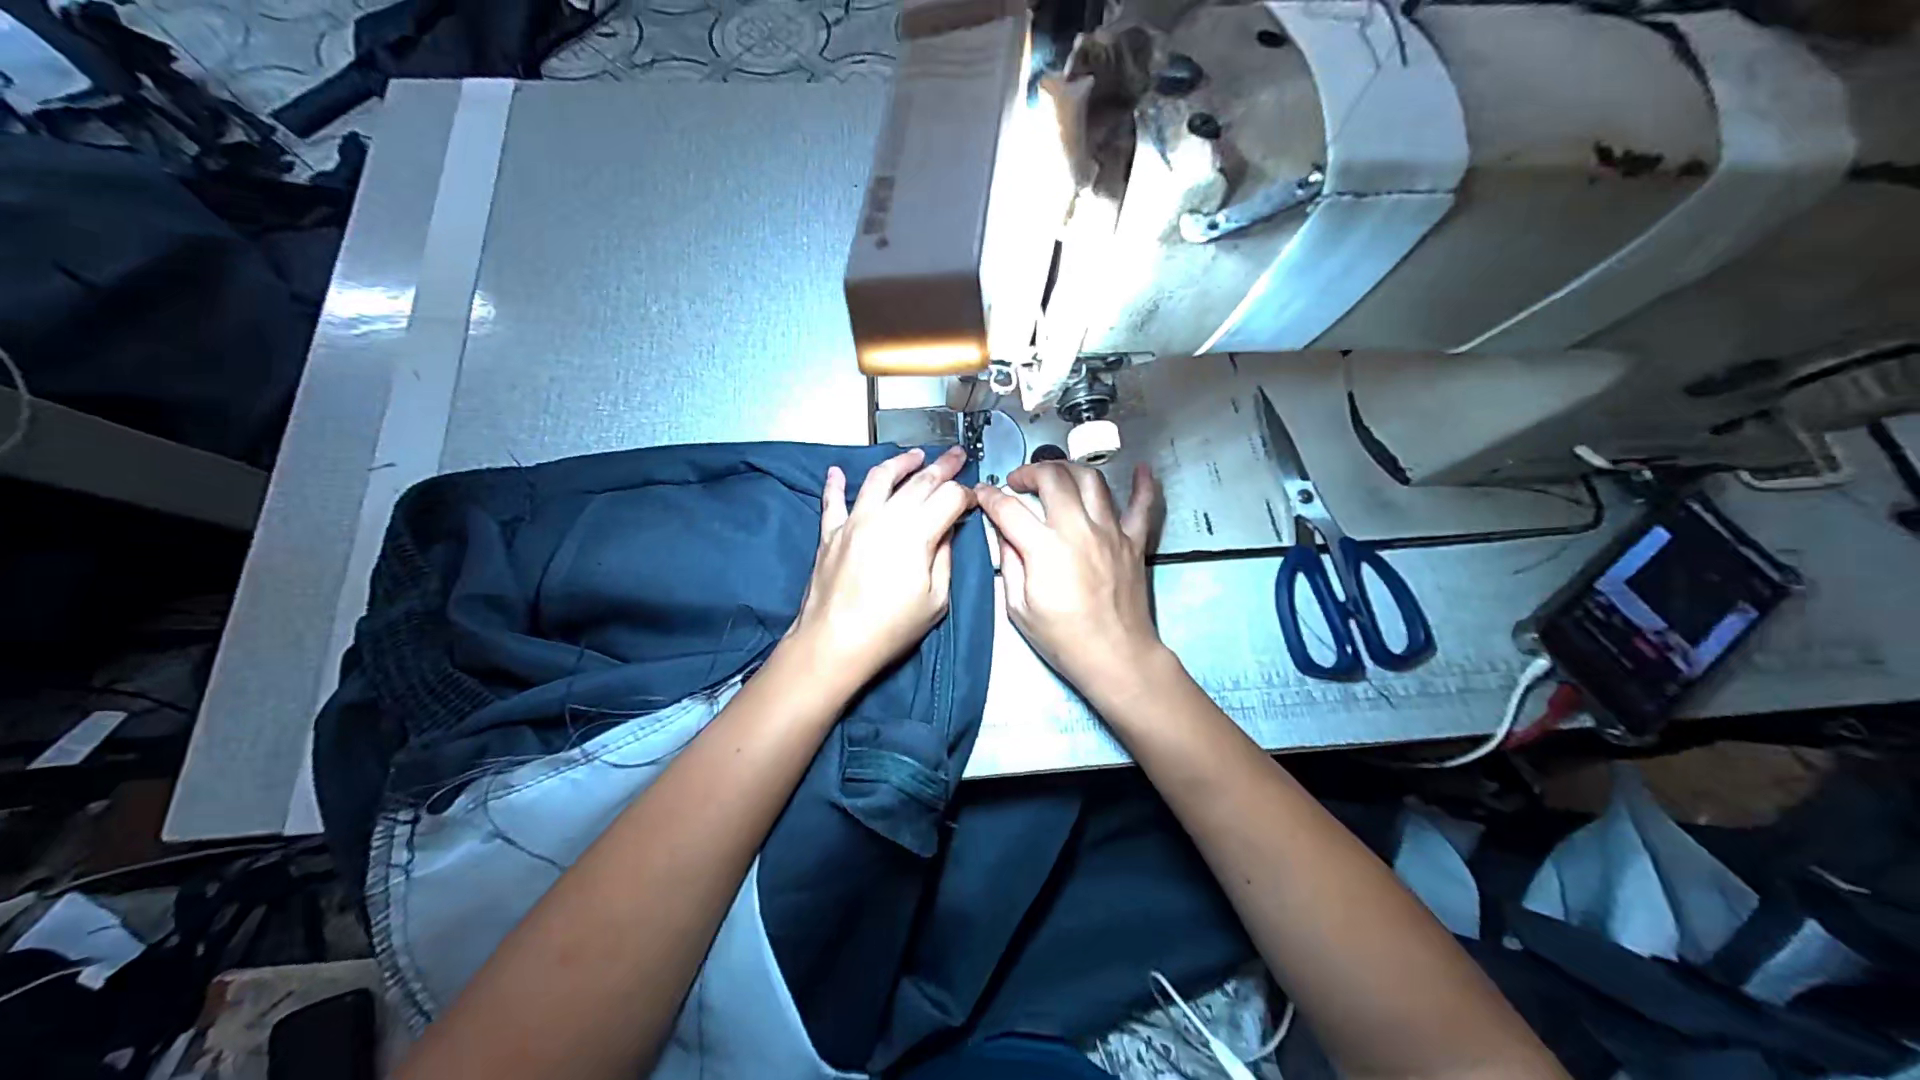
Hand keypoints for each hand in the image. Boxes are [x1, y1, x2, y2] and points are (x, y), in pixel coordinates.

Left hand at [790, 446, 975, 688]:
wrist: (834, 643)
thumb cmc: (888, 629)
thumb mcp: (935, 600)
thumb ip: (944, 559)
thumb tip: (946, 532)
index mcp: (916, 534)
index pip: (949, 498)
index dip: (965, 494)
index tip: (973, 497)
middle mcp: (885, 518)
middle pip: (920, 481)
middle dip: (943, 466)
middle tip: (956, 456)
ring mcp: (854, 522)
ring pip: (879, 479)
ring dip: (899, 463)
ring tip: (914, 455)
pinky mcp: (831, 533)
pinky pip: (833, 501)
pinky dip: (835, 484)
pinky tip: (836, 472)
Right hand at [973, 461, 1166, 698]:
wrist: (1115, 657)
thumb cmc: (1063, 639)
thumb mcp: (1019, 608)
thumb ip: (1010, 564)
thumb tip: (1004, 534)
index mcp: (1045, 549)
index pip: (1009, 508)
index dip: (989, 496)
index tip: (981, 492)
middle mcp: (1078, 530)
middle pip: (1053, 477)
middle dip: (1030, 471)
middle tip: (1019, 481)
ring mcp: (1110, 532)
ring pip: (1091, 480)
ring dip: (1069, 469)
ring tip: (1056, 476)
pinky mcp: (1134, 541)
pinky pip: (1142, 505)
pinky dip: (1142, 485)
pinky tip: (1141, 470)